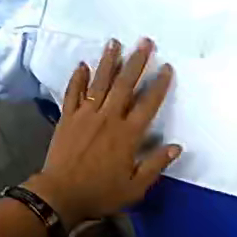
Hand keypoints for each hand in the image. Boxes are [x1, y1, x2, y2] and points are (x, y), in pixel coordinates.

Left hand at [26, 38, 177, 226]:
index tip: (166, 66)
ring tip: (115, 42)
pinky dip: (78, 77)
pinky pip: (73, 92)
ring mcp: (85, 114)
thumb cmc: (100, 193)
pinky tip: (83, 64)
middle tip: (145, 42)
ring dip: (108, 61)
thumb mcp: (135, 187)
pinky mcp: (67, 116)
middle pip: (124, 85)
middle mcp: (108, 118)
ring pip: (99, 82)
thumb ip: (155, 165)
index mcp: (127, 134)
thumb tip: (176, 146)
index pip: (147, 104)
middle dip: (136, 62)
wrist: (61, 194)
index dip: (158, 84)